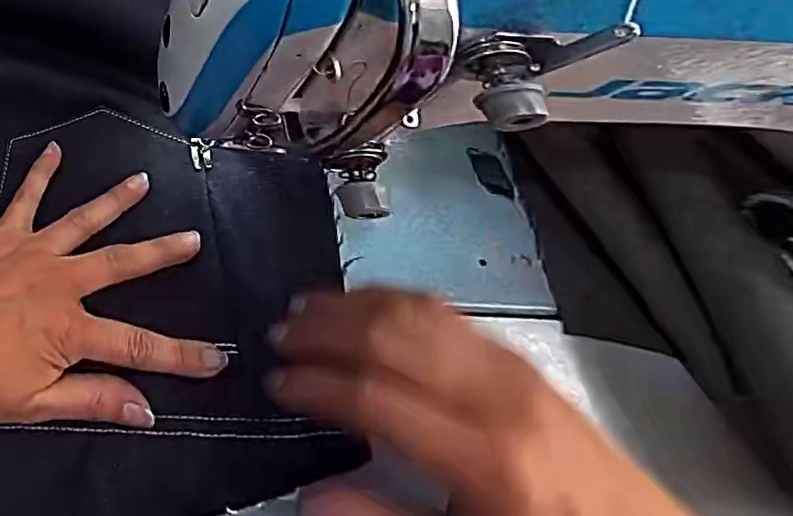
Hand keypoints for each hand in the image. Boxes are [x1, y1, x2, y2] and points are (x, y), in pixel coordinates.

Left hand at [0, 142, 225, 425]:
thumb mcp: (34, 403)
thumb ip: (93, 400)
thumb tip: (144, 410)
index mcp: (70, 327)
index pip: (138, 345)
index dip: (181, 354)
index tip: (214, 356)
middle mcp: (61, 280)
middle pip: (122, 264)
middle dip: (162, 253)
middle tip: (193, 238)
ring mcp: (35, 251)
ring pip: (85, 220)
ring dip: (116, 200)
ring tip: (142, 180)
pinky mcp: (6, 234)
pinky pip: (27, 197)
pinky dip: (41, 172)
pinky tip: (54, 150)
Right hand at [269, 290, 690, 515]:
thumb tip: (310, 494)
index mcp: (487, 458)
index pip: (376, 397)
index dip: (316, 385)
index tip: (275, 382)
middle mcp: (495, 394)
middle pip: (390, 335)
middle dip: (325, 329)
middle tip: (279, 333)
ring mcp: (510, 364)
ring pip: (412, 309)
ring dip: (352, 303)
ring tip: (307, 306)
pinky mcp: (517, 354)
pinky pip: (442, 310)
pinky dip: (392, 299)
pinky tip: (365, 301)